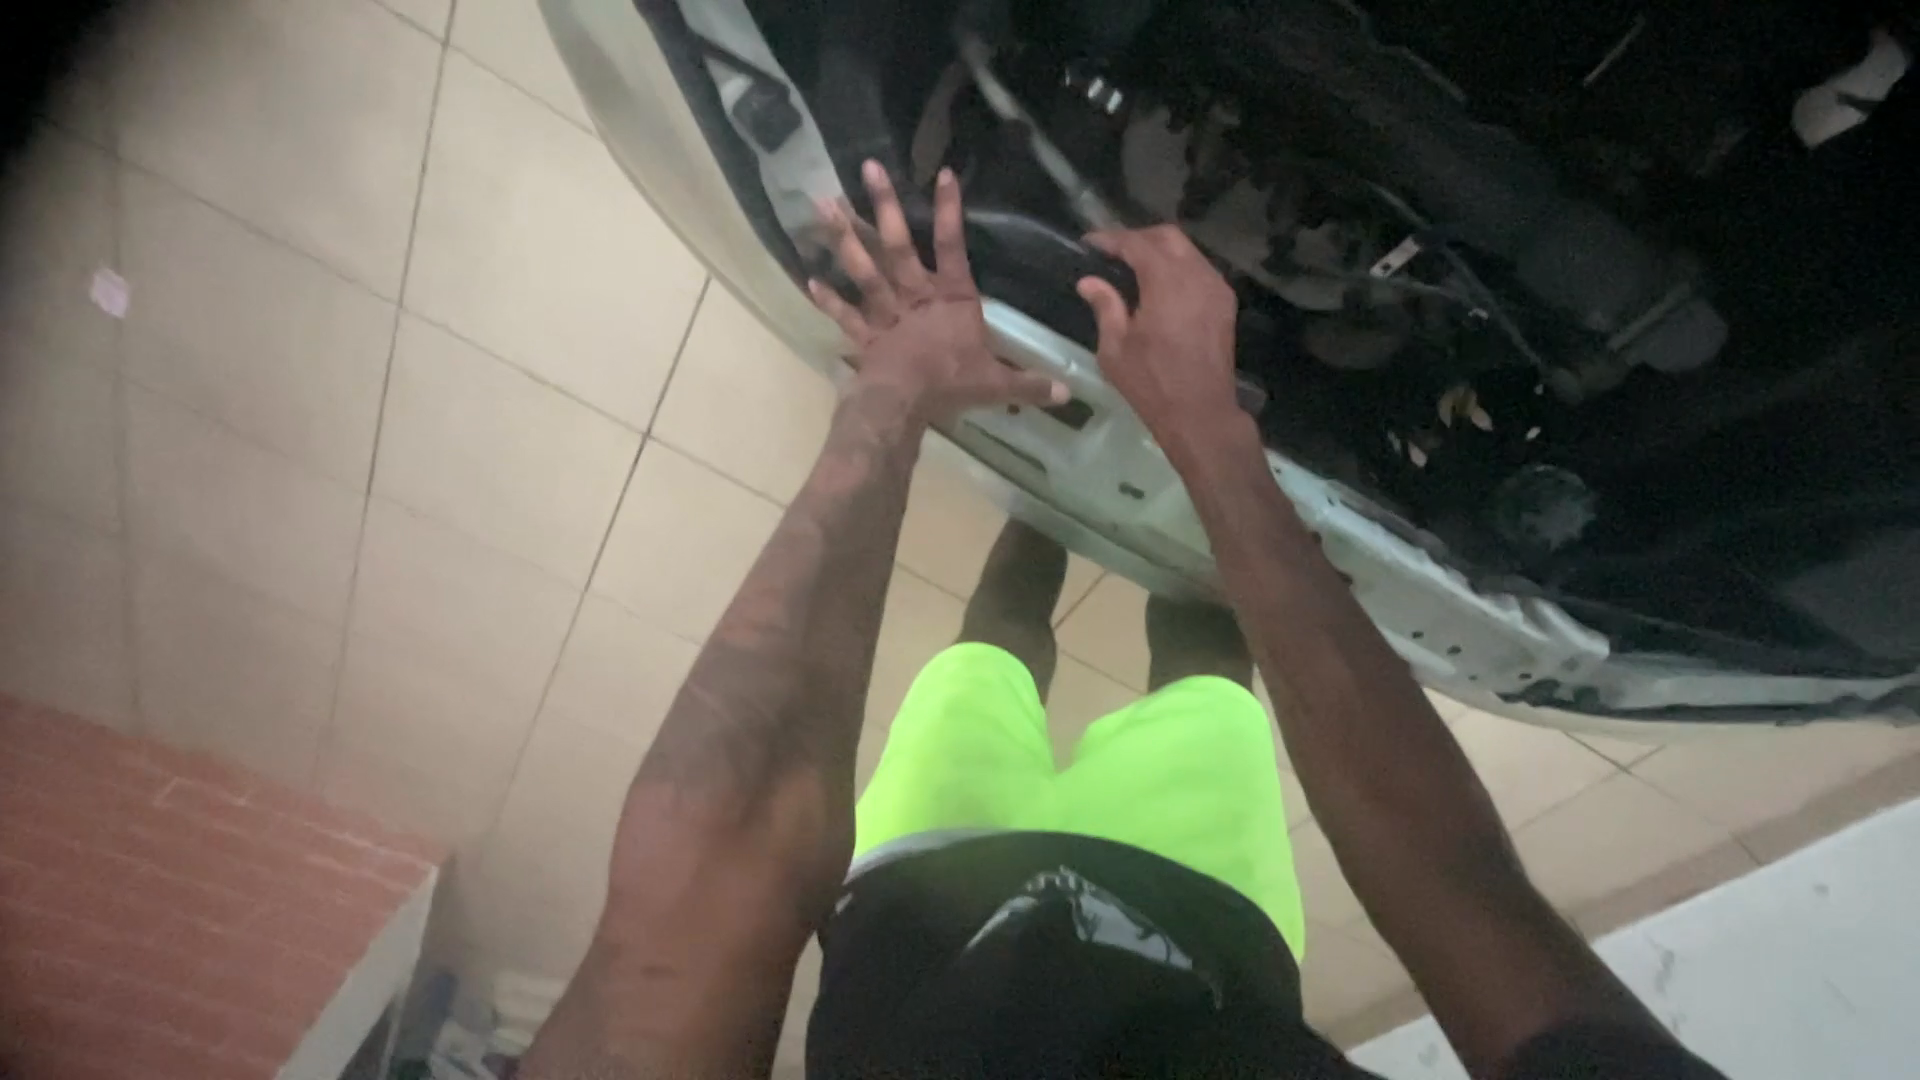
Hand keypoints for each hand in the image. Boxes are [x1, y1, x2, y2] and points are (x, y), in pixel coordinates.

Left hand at [810, 160, 1067, 425]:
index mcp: (952, 298)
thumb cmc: (951, 385)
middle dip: (883, 206)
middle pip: (898, 244)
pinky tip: (809, 280)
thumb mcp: (997, 385)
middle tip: (867, 168)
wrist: (903, 403)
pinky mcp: (865, 335)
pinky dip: (829, 299)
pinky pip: (845, 314)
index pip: (954, 245)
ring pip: (864, 268)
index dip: (950, 210)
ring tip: (824, 205)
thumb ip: (1029, 385)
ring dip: (844, 237)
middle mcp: (915, 296)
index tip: (943, 173)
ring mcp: (886, 313)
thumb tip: (1067, 394)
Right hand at [1076, 226, 1241, 446]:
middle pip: (1167, 237)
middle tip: (1112, 253)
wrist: (1199, 412)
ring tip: (1134, 268)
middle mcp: (1196, 275)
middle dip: (1138, 238)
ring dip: (1160, 252)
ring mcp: (1215, 288)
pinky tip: (1160, 287)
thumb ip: (1105, 307)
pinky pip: (1199, 271)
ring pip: (1187, 252)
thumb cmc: (1151, 383)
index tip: (1089, 244)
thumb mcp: (1116, 349)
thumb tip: (1089, 282)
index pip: (1136, 244)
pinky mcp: (1224, 304)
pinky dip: (1178, 268)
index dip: (1111, 239)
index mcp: (1166, 282)